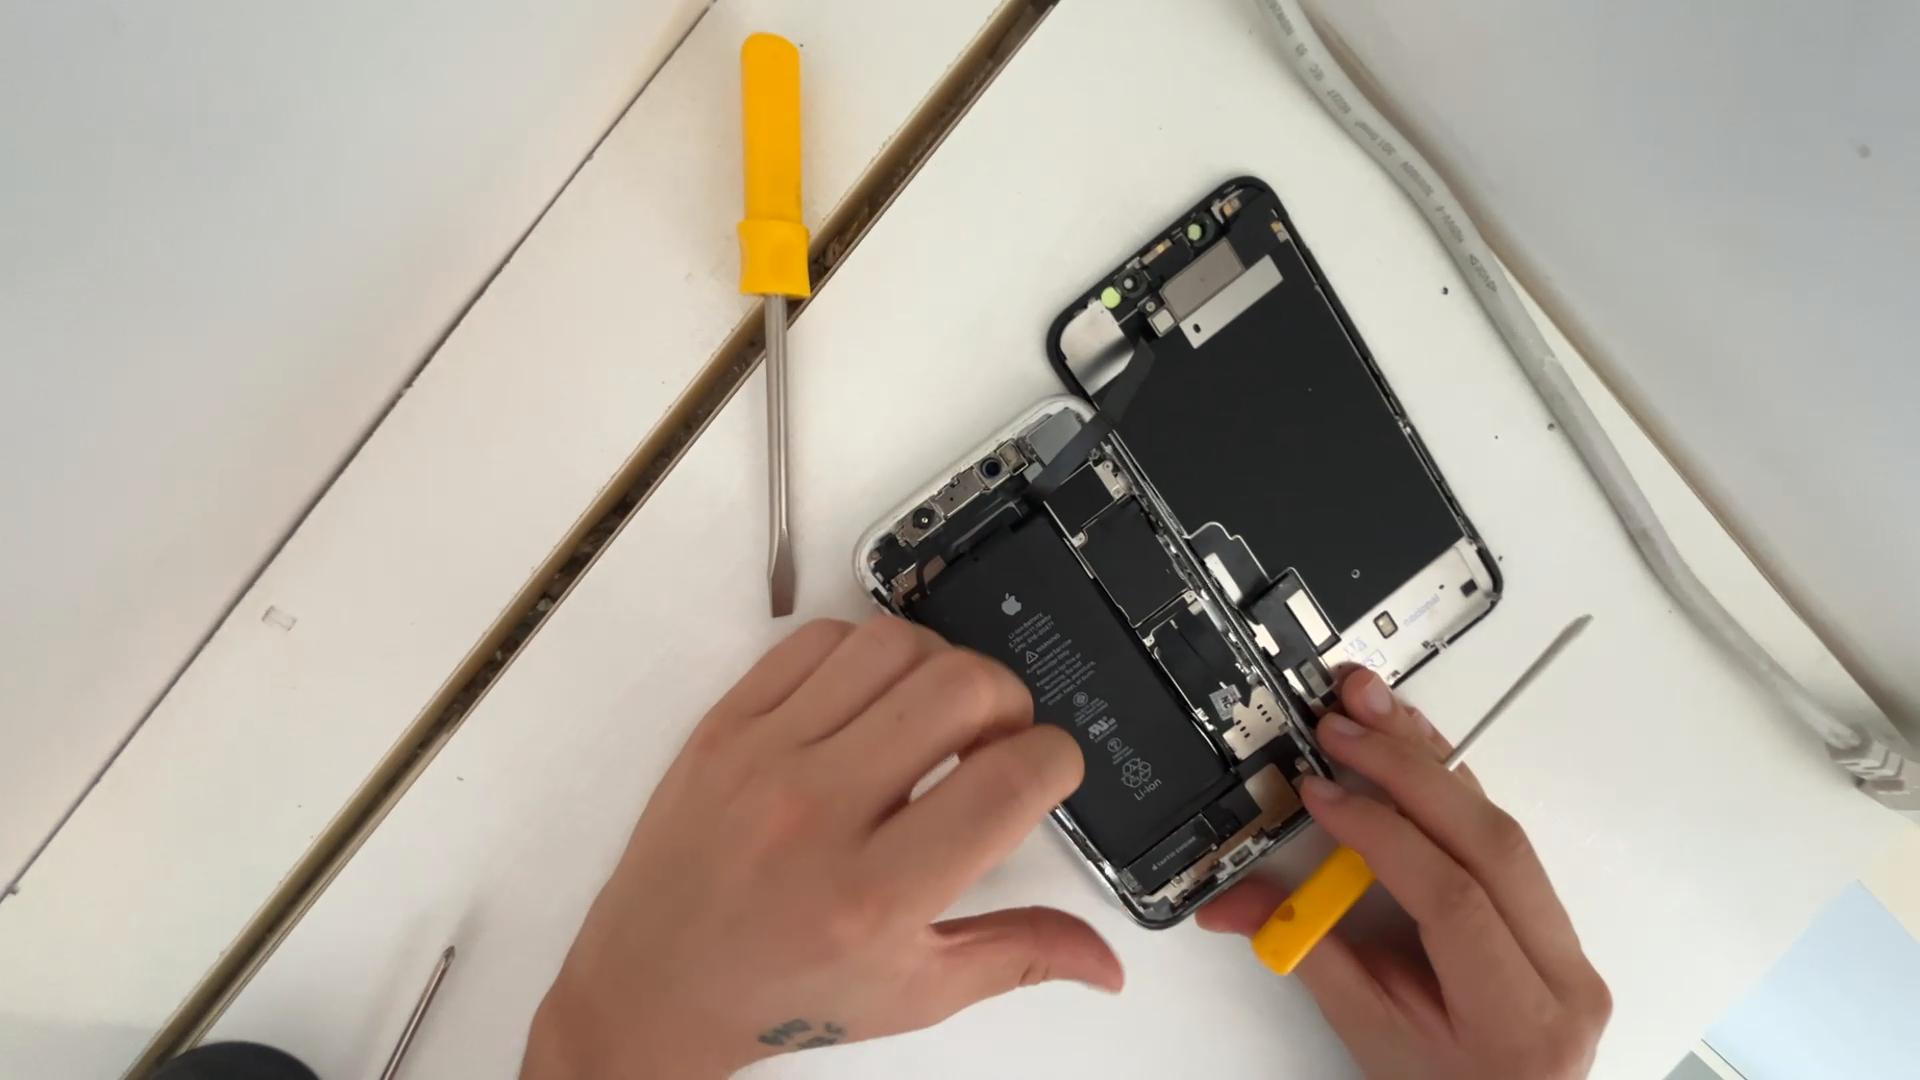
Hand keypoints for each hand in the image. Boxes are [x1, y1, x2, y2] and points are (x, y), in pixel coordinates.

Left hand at [522, 616, 1122, 1079]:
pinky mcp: (727, 719)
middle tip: (996, 734)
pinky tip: (870, 697)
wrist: (651, 987)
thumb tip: (1110, 964)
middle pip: (959, 688)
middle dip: (1008, 698)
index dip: (1056, 758)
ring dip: (940, 664)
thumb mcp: (914, 994)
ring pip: (892, 644)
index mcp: (876, 893)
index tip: (1048, 767)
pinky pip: (818, 638)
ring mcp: (765, 752)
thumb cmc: (789, 994)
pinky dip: (867, 651)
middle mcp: (819, 810)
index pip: (1008, 783)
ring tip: (934, 710)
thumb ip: (1018, 958)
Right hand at [1198, 670, 1609, 1079]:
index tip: (1317, 793)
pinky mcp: (1543, 903)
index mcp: (1519, 1014)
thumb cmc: (1435, 1078)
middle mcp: (1561, 967)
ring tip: (1368, 702)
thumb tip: (1223, 904)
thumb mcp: (1363, 1025)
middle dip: (1406, 768)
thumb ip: (1300, 950)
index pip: (1453, 901)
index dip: (1381, 836)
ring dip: (1424, 753)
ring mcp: (1562, 931)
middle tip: (1340, 720)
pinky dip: (1440, 771)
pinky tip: (1401, 734)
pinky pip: (1490, 822)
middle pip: (1489, 841)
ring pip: (1496, 820)